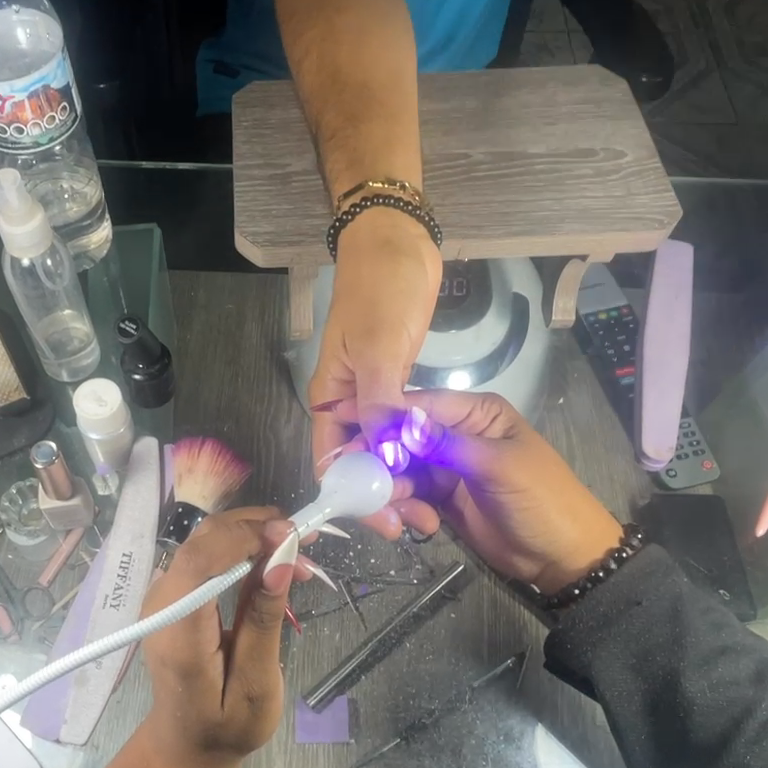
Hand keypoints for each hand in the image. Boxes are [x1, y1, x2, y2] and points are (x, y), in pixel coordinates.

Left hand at [138, 508, 309, 767]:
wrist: (186, 743)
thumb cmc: (225, 725)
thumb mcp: (256, 685)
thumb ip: (264, 621)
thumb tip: (280, 561)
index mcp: (178, 633)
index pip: (201, 560)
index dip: (246, 536)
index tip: (293, 534)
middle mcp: (161, 604)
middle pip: (203, 540)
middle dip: (257, 529)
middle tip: (308, 542)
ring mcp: (163, 594)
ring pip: (206, 539)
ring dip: (253, 535)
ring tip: (298, 554)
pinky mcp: (173, 591)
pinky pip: (207, 554)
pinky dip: (243, 547)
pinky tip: (273, 561)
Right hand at [308, 209, 442, 538]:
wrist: (400, 245)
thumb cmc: (381, 292)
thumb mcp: (378, 347)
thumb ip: (380, 403)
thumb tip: (385, 454)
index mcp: (333, 397)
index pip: (331, 458)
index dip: (351, 491)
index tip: (380, 514)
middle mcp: (352, 406)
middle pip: (360, 465)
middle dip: (381, 495)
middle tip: (410, 523)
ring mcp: (379, 401)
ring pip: (386, 455)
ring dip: (404, 483)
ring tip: (429, 514)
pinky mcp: (403, 394)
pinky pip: (407, 438)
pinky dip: (419, 459)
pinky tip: (436, 482)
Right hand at [332, 390, 623, 590]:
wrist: (563, 557)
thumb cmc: (542, 501)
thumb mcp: (497, 466)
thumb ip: (445, 443)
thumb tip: (398, 420)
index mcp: (475, 413)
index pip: (417, 405)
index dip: (379, 415)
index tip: (341, 423)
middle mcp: (454, 434)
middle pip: (398, 438)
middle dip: (379, 460)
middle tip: (360, 482)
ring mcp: (445, 467)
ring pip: (398, 469)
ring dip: (391, 491)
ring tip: (398, 515)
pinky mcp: (440, 498)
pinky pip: (407, 495)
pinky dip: (404, 508)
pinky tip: (420, 524)